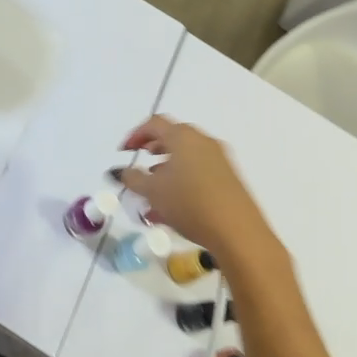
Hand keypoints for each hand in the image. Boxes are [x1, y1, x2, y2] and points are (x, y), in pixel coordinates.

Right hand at [117, 116, 283, 266]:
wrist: (238, 232)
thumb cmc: (190, 204)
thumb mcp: (153, 192)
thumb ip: (132, 178)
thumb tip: (118, 171)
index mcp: (183, 137)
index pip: (154, 124)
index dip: (135, 135)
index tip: (123, 152)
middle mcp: (203, 141)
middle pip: (173, 136)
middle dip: (153, 148)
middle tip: (140, 160)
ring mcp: (220, 159)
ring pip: (187, 155)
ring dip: (167, 166)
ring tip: (154, 188)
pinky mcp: (230, 177)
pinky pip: (199, 169)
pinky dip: (182, 177)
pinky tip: (174, 202)